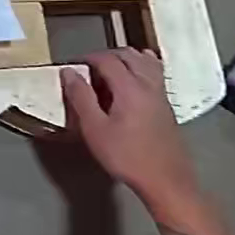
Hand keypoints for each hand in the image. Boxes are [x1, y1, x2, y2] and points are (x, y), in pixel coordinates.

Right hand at [60, 48, 198, 204]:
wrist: (165, 180)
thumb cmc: (126, 156)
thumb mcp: (94, 129)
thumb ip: (81, 98)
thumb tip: (69, 72)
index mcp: (129, 87)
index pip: (107, 60)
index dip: (88, 58)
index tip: (73, 67)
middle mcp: (148, 84)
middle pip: (128, 55)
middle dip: (106, 56)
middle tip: (88, 68)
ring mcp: (161, 93)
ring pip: (144, 61)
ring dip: (125, 59)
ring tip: (108, 72)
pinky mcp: (166, 104)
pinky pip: (154, 72)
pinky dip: (140, 67)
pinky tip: (131, 82)